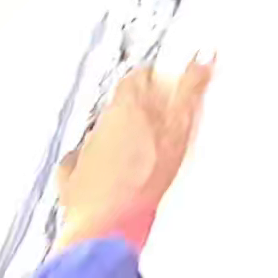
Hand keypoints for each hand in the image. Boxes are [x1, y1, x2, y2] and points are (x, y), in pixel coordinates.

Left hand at [56, 53, 214, 250]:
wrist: (111, 221)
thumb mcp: (181, 122)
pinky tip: (100, 167)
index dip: (153, 75)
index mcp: (128, 102)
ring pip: (102, 130)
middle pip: (122, 102)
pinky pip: (78, 162)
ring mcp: (85, 151)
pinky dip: (89, 161)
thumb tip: (204, 56)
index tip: (165, 79)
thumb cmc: (147, 173)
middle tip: (159, 113)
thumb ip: (192, 85)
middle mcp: (102, 121)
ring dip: (119, 132)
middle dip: (139, 105)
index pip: (139, 75)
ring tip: (140, 144)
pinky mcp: (73, 180)